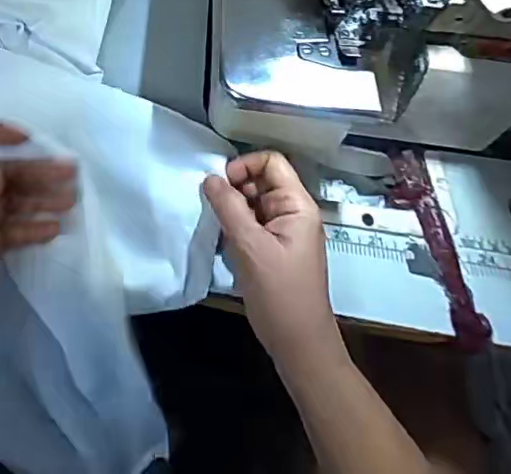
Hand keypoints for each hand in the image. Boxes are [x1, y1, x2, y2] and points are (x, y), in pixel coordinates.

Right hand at [203, 151, 341, 369]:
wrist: (300, 347)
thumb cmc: (281, 296)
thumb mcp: (251, 249)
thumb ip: (230, 209)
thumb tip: (210, 178)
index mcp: (297, 205)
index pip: (271, 162)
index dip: (244, 166)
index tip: (221, 185)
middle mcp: (293, 212)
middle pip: (260, 180)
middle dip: (234, 189)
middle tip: (213, 210)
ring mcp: (284, 231)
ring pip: (253, 202)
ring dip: (233, 210)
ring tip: (218, 229)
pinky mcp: (274, 248)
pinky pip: (252, 223)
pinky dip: (236, 228)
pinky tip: (224, 244)